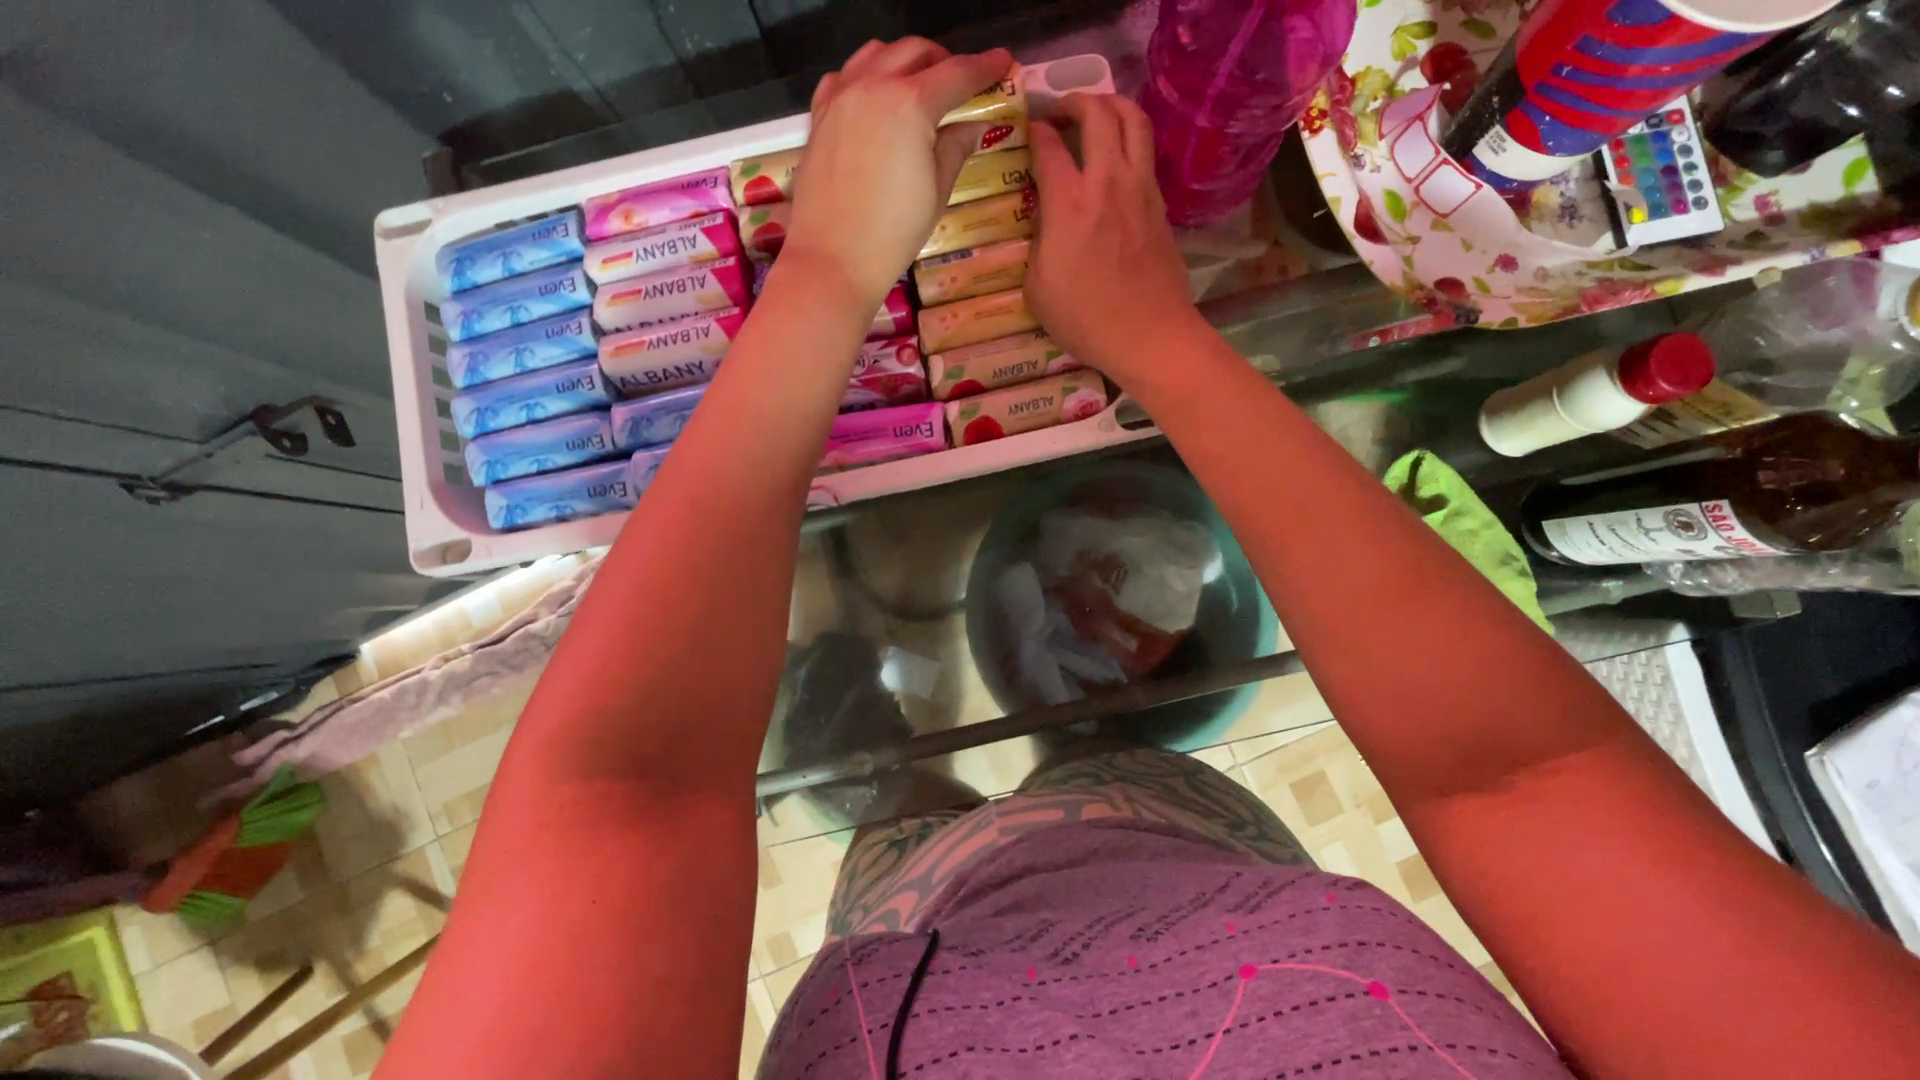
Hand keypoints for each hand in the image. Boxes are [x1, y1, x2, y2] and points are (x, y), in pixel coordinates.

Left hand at [783, 39, 1012, 307]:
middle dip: (944, 60)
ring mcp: (840, 98)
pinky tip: (874, 97)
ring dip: (904, 60)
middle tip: (961, 81)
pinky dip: (865, 75)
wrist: (833, 259)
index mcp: (911, 104)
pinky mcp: (819, 116)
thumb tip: (970, 127)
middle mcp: (873, 87)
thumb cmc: (894, 233)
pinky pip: (843, 76)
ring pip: (877, 54)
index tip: (1003, 62)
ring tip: (918, 84)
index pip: (957, 74)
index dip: (985, 67)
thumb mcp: (936, 192)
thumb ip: (955, 149)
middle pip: (915, 52)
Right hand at [1024, 94, 1201, 381]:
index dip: (1033, 131)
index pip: (1048, 144)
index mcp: (1069, 203)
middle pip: (1098, 112)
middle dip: (1075, 101)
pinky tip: (1115, 159)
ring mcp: (1140, 189)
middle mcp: (1108, 182)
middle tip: (1060, 112)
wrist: (1150, 336)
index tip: (1026, 132)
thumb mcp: (1037, 287)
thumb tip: (1043, 223)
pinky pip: (1145, 153)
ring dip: (1111, 106)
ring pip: (1134, 120)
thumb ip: (1036, 243)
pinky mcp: (1161, 204)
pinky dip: (1129, 140)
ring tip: (1095, 116)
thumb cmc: (1086, 320)